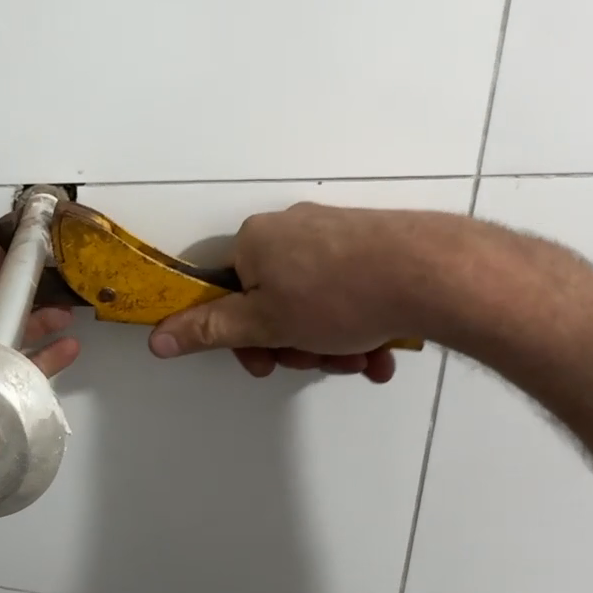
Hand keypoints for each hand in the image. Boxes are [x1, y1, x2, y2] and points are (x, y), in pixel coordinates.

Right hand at [146, 203, 454, 383]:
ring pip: (315, 299)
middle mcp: (290, 228)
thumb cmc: (337, 298)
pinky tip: (380, 354)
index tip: (264, 363)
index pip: (226, 290)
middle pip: (272, 297)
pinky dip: (360, 324)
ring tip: (358, 362)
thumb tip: (155, 341)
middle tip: (315, 364)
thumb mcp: (263, 325)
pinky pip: (352, 289)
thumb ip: (207, 332)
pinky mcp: (378, 243)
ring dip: (329, 340)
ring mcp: (336, 233)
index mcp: (254, 240)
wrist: (437, 274)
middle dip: (292, 341)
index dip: (240, 335)